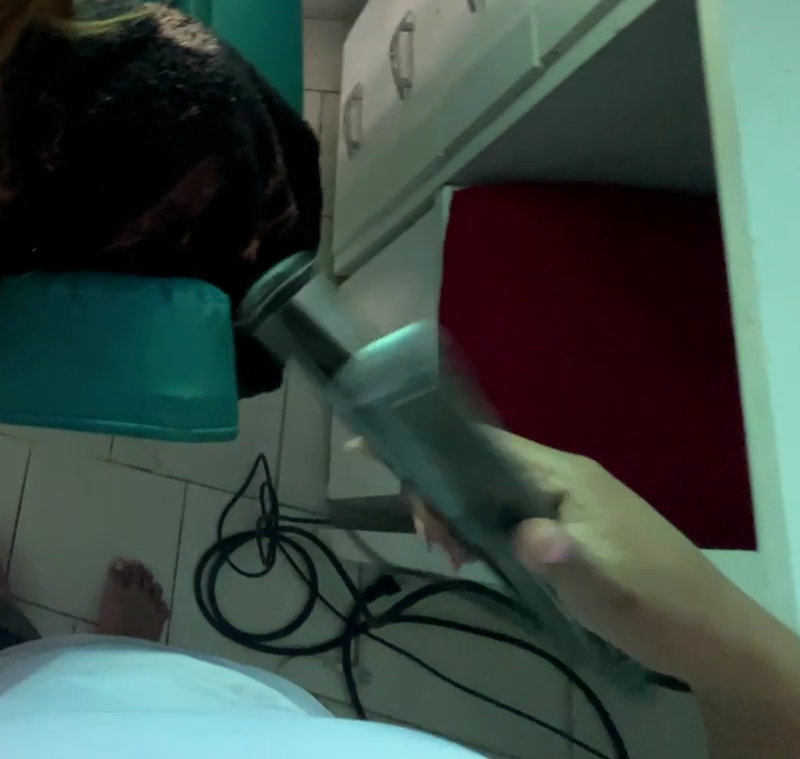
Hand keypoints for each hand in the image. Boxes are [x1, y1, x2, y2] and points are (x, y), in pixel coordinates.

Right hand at [414, 431, 768, 685]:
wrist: (721, 646)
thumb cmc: (659, 606)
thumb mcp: (606, 588)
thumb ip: (564, 557)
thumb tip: (526, 536)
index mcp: (560, 473)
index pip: (475, 440)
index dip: (418, 440)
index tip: (365, 446)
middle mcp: (555, 474)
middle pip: (469, 464)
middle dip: (433, 493)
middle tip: (429, 537)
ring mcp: (559, 496)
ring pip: (479, 487)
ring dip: (451, 513)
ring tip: (447, 552)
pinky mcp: (561, 520)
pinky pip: (496, 507)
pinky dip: (471, 525)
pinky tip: (467, 552)